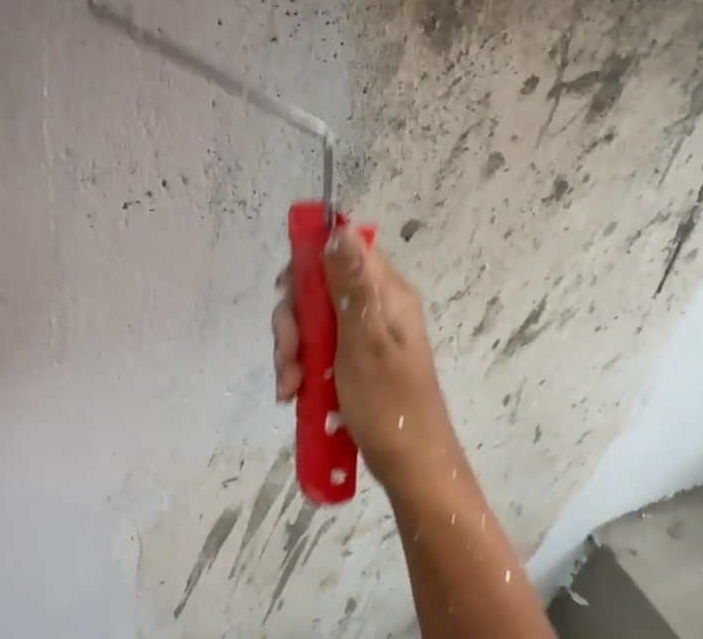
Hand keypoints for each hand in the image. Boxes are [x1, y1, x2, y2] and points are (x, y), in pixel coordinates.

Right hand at [273, 227, 458, 494]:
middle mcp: (377, 306)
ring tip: (291, 385)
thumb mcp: (364, 341)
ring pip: (313, 321)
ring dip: (293, 350)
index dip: (310, 260)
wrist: (414, 471)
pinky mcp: (355, 363)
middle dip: (294, 319)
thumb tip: (339, 230)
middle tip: (289, 353)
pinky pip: (318, 350)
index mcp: (386, 294)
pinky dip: (302, 368)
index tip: (289, 290)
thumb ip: (350, 286)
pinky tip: (294, 393)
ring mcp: (365, 336)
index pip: (344, 247)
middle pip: (319, 287)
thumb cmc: (389, 405)